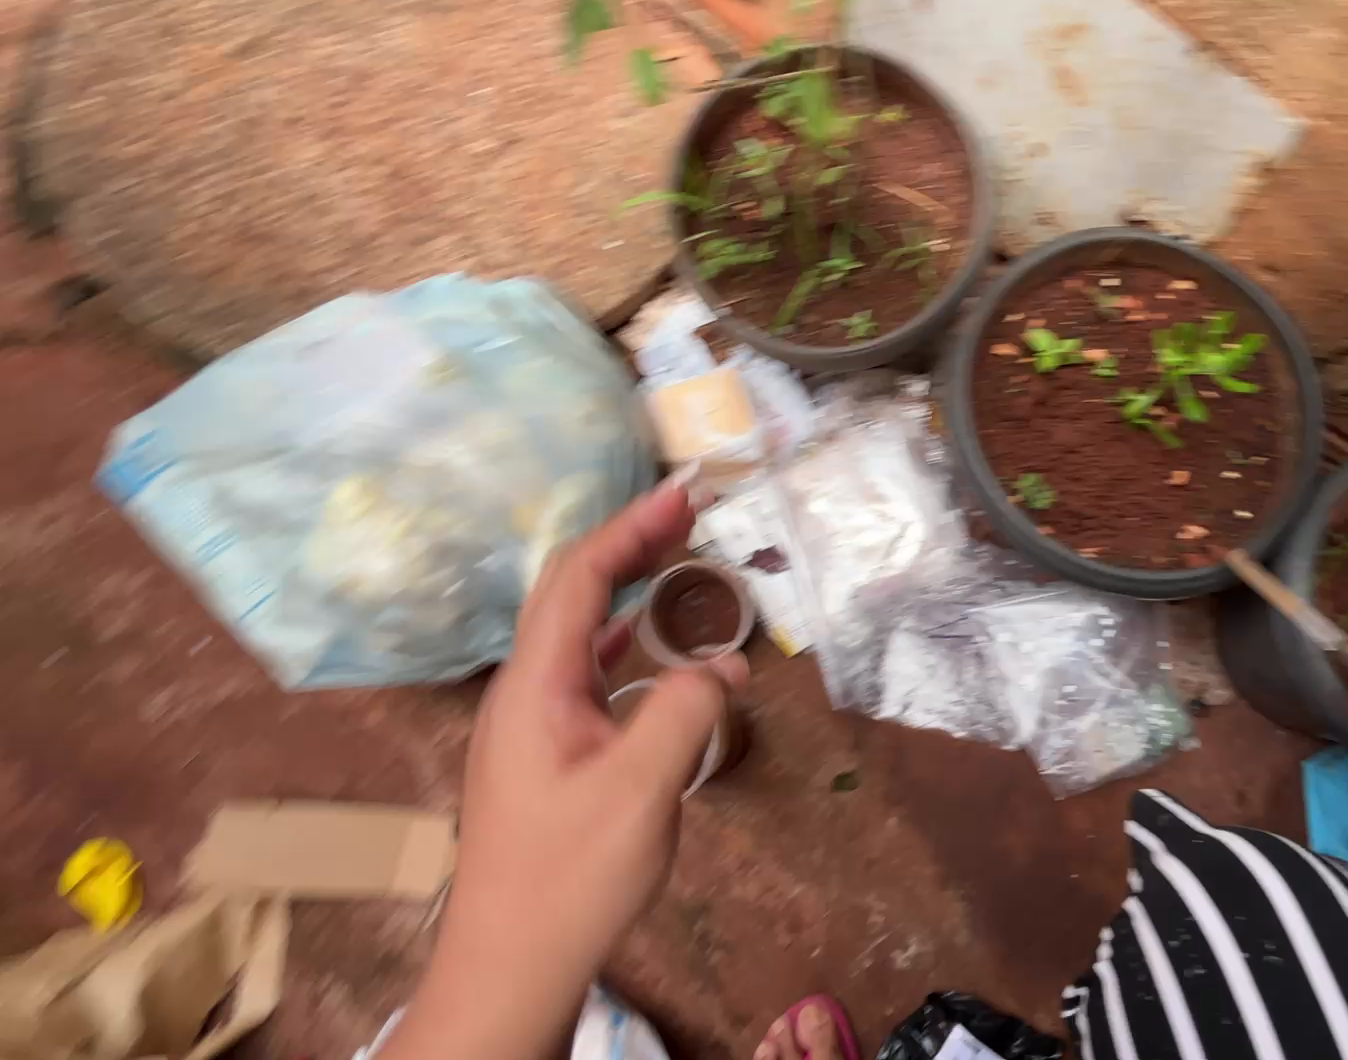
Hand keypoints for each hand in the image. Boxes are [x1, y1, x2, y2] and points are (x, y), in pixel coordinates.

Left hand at [386, 484, 746, 1059]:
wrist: (513, 962)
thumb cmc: (570, 875)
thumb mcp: (641, 790)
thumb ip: (685, 713)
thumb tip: (724, 666)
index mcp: (536, 685)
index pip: (580, 581)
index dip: (630, 530)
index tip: (681, 495)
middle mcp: (527, 688)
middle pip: (573, 591)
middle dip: (628, 542)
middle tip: (685, 509)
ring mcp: (536, 717)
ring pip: (580, 627)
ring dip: (627, 582)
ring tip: (675, 554)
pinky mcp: (553, 744)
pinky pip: (590, 665)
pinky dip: (626, 632)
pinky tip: (651, 636)